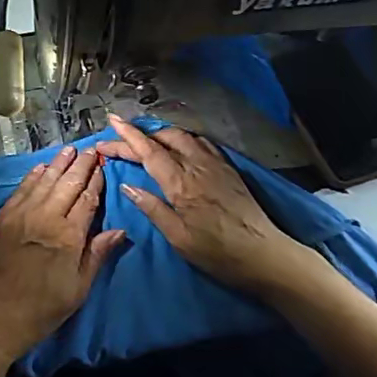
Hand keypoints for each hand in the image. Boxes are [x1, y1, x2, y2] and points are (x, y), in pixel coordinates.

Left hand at [0, 145, 126, 365]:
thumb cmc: (40, 309)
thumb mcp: (77, 289)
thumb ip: (97, 255)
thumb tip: (119, 230)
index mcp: (68, 235)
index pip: (88, 199)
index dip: (97, 181)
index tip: (104, 165)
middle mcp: (45, 216)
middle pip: (67, 183)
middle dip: (81, 165)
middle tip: (91, 149)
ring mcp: (20, 214)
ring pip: (44, 181)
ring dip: (58, 164)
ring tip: (70, 150)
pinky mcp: (1, 217)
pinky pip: (21, 189)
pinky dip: (33, 176)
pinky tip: (41, 168)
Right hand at [94, 117, 320, 295]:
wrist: (264, 254)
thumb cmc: (217, 252)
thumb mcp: (178, 237)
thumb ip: (152, 208)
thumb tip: (127, 187)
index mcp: (181, 183)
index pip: (148, 151)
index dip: (128, 136)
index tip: (112, 121)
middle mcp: (198, 166)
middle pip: (165, 137)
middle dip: (140, 135)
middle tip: (122, 141)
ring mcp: (216, 164)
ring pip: (184, 136)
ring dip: (161, 134)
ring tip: (147, 142)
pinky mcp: (228, 169)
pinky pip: (202, 143)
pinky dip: (183, 139)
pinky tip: (179, 148)